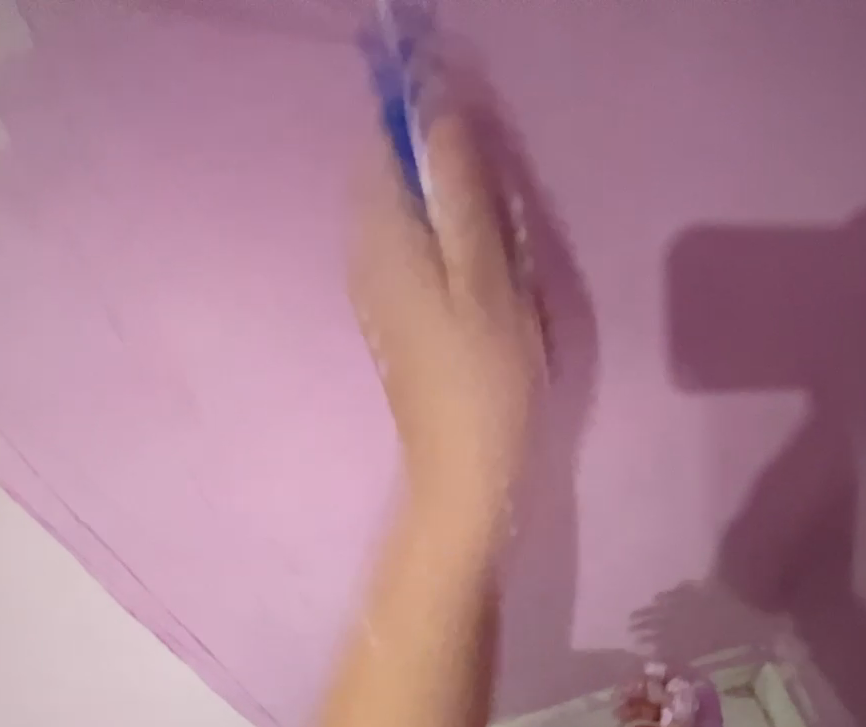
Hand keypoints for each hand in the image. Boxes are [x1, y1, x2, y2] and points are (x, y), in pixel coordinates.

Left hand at [350, 109, 545, 527]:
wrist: (463, 474)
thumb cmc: (486, 381)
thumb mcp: (486, 280)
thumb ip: (461, 195)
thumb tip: (440, 113)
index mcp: (381, 241)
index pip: (382, 144)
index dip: (425, 119)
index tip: (480, 136)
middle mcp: (364, 258)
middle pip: (392, 178)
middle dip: (443, 166)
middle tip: (501, 200)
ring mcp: (375, 292)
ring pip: (406, 216)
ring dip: (451, 207)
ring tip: (501, 239)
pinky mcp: (394, 319)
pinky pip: (414, 252)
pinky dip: (447, 243)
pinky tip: (484, 274)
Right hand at [621, 669, 729, 726]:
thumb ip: (677, 721)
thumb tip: (676, 684)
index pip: (695, 687)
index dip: (670, 675)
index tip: (639, 674)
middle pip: (680, 697)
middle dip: (650, 690)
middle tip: (619, 695)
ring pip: (670, 713)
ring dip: (644, 708)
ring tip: (617, 715)